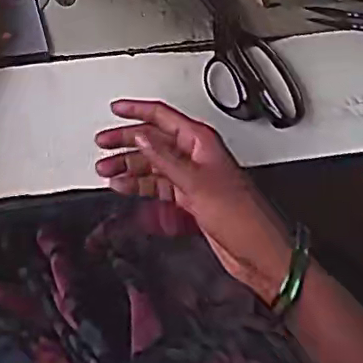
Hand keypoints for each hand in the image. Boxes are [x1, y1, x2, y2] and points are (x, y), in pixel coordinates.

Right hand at [95, 99, 293, 303]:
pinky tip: (124, 186)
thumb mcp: (195, 182)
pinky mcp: (189, 197)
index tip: (116, 108)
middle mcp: (194, 154)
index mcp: (199, 140)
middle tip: (103, 143)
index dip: (136, 110)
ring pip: (152, 163)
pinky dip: (139, 185)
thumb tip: (141, 136)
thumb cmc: (242, 216)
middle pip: (152, 140)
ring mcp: (191, 176)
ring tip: (106, 169)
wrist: (260, 254)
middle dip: (125, 141)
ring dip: (128, 166)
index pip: (161, 116)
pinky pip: (157, 185)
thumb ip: (164, 157)